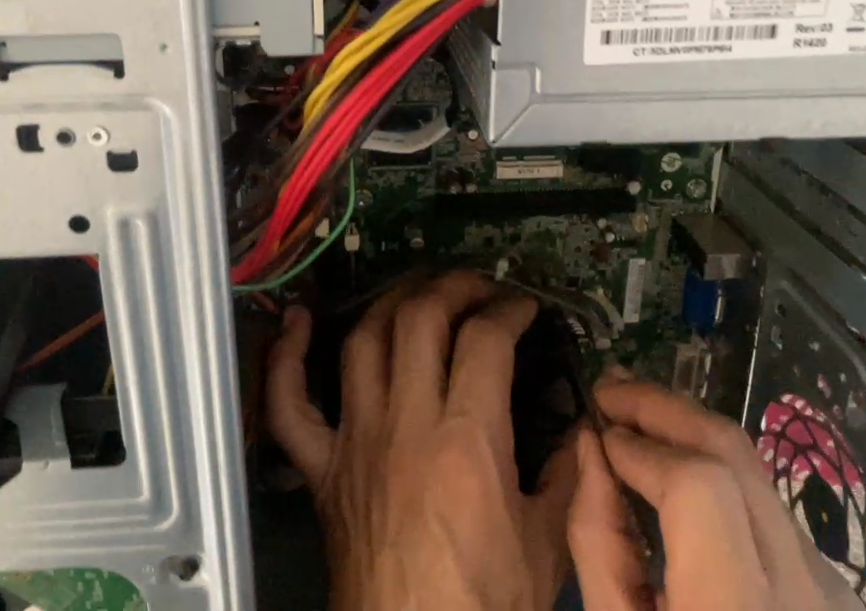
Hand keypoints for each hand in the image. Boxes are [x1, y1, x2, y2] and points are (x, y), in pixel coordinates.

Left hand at [267, 271, 577, 610]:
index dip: (509, 309)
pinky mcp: (321, 469)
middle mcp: (406, 424)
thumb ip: (567, 477)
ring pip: (363, 341)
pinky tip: (295, 319)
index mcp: (467, 441)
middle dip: (454, 287)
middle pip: (421, 319)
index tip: (524, 308)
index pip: (485, 339)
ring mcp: (355, 441)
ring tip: (419, 291)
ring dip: (392, 301)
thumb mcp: (546, 545)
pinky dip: (286, 355)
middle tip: (479, 288)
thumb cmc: (484, 606)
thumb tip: (579, 431)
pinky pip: (290, 404)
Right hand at [570, 378, 857, 610]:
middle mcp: (802, 591)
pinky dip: (717, 474)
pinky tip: (677, 477)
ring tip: (635, 417)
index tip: (596, 433)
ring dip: (690, 432)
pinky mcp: (838, 588)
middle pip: (737, 455)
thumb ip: (597, 543)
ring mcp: (831, 588)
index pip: (699, 488)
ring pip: (757, 473)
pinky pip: (769, 507)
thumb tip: (590, 449)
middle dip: (664, 409)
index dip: (640, 447)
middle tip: (608, 390)